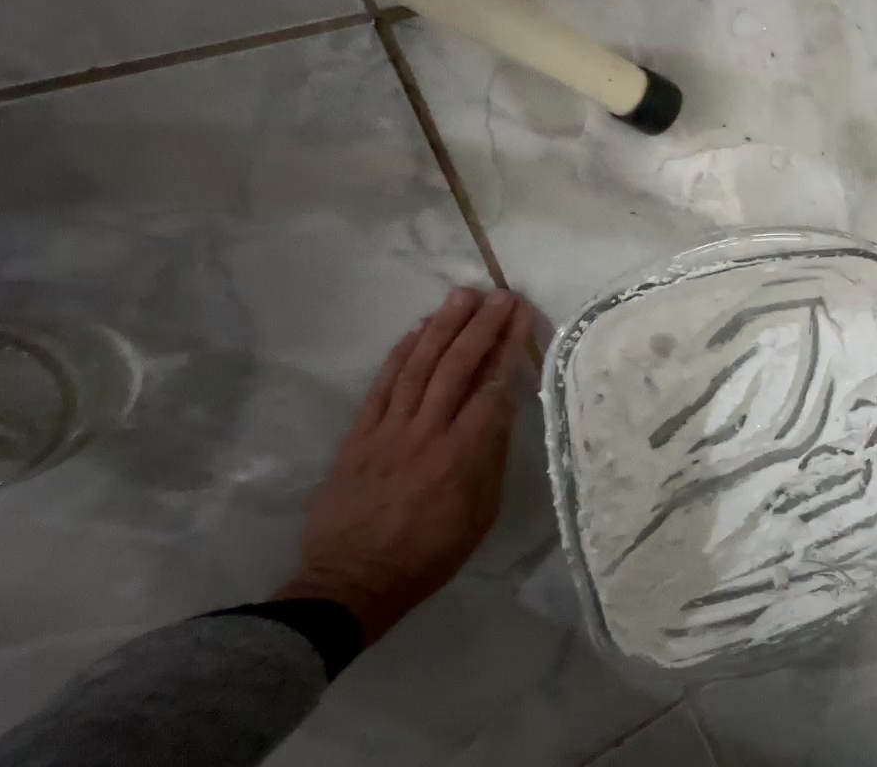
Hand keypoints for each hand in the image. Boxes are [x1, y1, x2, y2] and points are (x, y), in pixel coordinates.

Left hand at [272, 287, 534, 642]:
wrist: (352, 582)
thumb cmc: (432, 552)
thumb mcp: (481, 511)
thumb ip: (491, 456)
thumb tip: (502, 409)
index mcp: (464, 455)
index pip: (493, 388)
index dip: (509, 349)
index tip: (523, 318)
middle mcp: (427, 433)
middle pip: (457, 368)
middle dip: (482, 327)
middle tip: (501, 295)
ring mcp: (388, 431)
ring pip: (419, 367)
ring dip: (443, 327)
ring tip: (462, 296)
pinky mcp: (358, 436)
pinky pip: (382, 386)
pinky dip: (401, 354)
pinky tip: (417, 330)